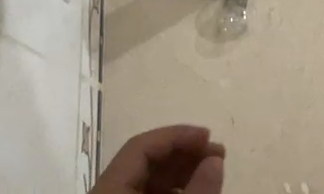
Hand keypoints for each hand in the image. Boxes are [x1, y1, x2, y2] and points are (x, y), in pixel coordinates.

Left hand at [94, 125, 224, 193]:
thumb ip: (196, 191)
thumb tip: (216, 159)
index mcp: (108, 187)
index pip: (140, 146)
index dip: (176, 135)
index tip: (208, 135)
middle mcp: (106, 191)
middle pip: (145, 162)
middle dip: (183, 153)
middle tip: (218, 154)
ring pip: (146, 181)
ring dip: (181, 171)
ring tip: (212, 171)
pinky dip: (172, 191)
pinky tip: (194, 190)